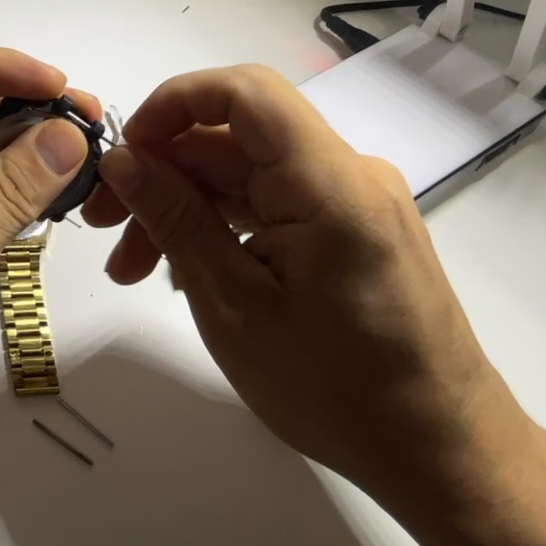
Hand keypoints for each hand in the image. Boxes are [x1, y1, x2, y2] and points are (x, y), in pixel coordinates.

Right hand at [80, 65, 529, 512]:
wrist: (442, 453)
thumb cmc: (338, 392)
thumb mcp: (233, 306)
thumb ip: (175, 219)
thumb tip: (121, 159)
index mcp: (331, 185)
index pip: (246, 92)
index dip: (173, 103)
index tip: (124, 153)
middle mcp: (346, 173)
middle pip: (232, 138)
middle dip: (160, 172)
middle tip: (103, 224)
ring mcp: (348, 198)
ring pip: (241, 172)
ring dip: (181, 206)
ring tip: (130, 266)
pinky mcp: (346, 224)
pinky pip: (267, 200)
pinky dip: (218, 224)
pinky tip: (182, 270)